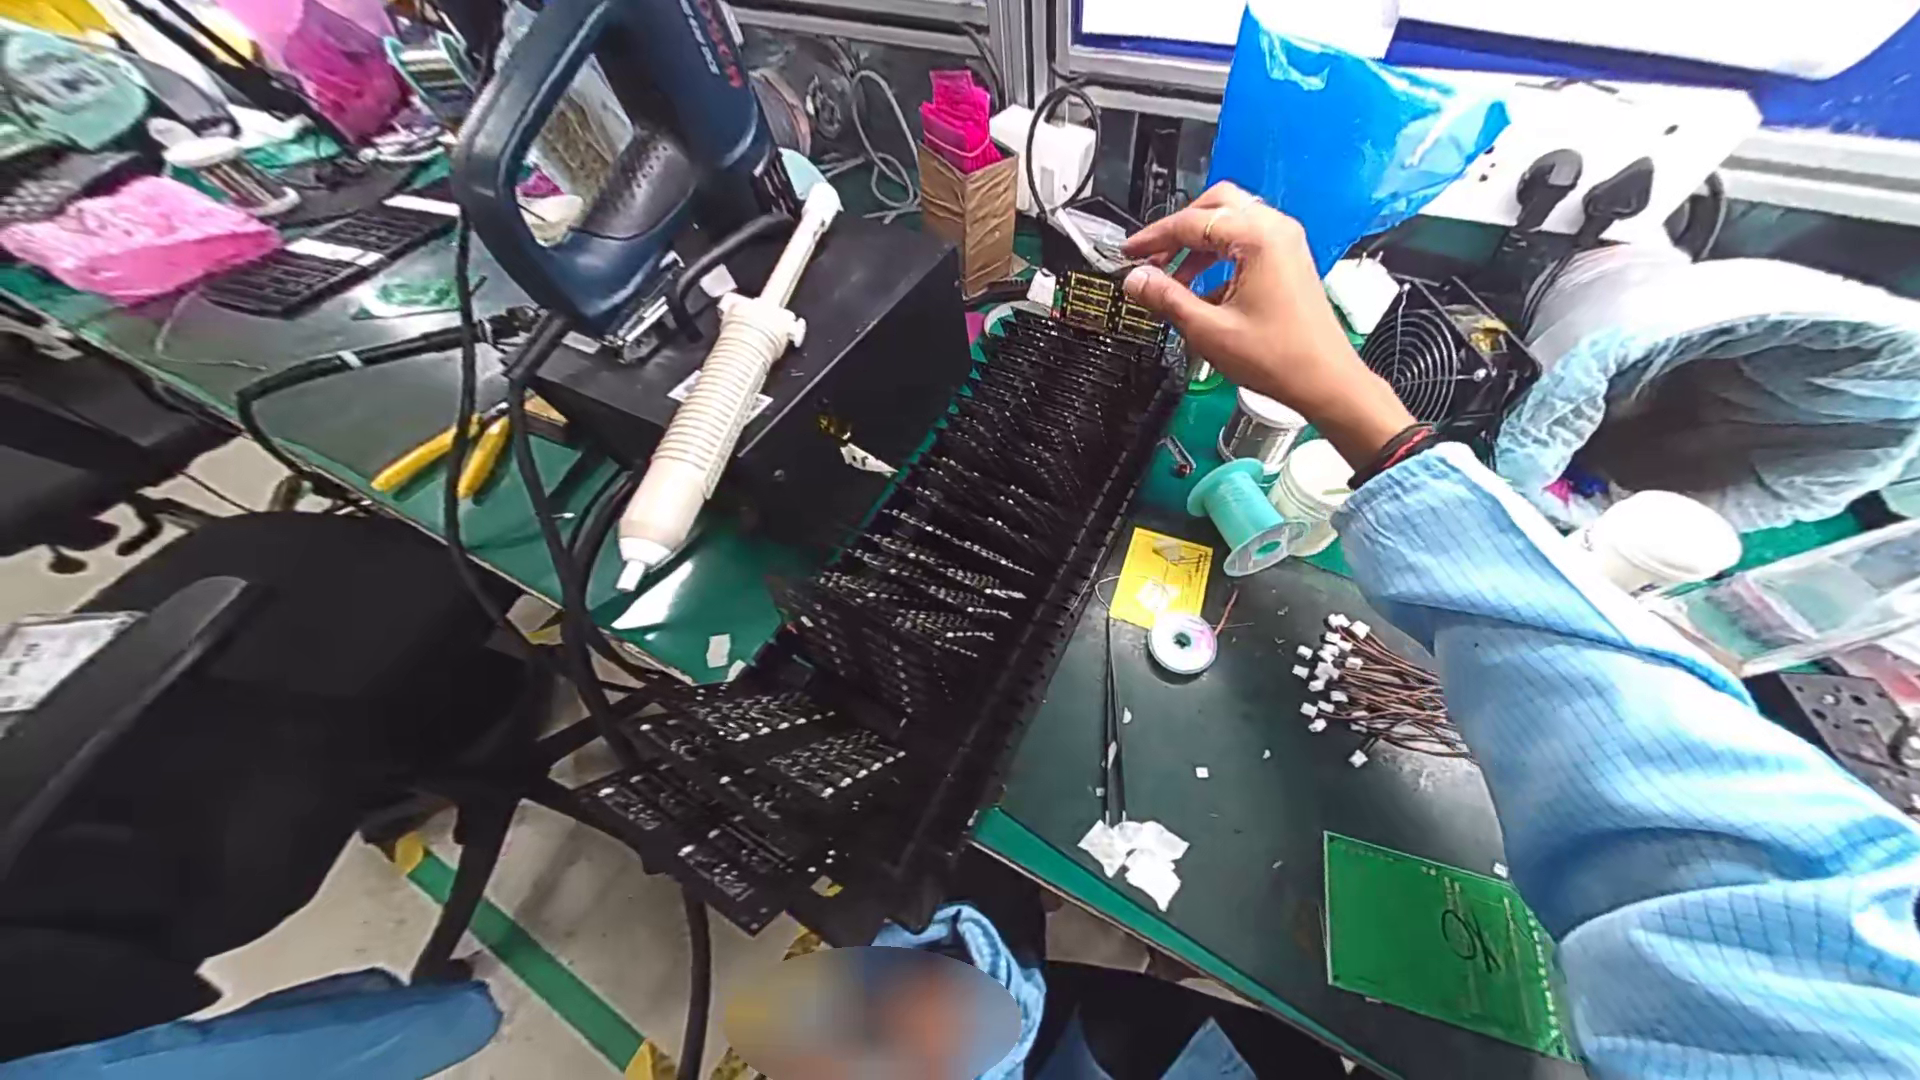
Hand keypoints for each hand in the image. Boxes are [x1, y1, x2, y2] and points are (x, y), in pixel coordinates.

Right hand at [1121, 182, 1414, 466]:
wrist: (1321, 379)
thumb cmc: (1274, 357)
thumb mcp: (1207, 330)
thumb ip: (1166, 299)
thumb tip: (1135, 280)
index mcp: (1257, 238)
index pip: (1191, 222)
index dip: (1153, 237)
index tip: (1129, 254)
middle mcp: (1274, 230)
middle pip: (1213, 207)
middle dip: (1176, 231)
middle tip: (1150, 259)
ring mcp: (1283, 244)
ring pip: (1228, 224)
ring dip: (1195, 246)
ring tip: (1170, 280)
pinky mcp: (1285, 262)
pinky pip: (1243, 245)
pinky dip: (1215, 258)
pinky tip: (1198, 292)